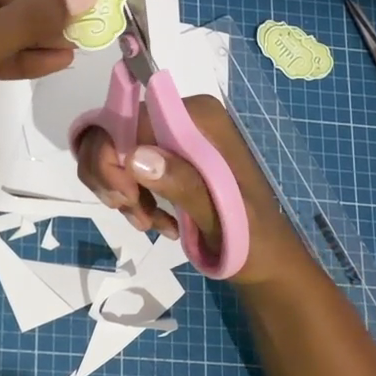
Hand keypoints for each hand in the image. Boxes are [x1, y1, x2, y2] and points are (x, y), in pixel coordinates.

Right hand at [75, 94, 314, 286]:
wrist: (266, 257)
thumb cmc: (253, 239)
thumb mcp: (220, 216)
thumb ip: (182, 184)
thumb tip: (134, 157)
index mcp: (199, 119)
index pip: (128, 118)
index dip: (111, 157)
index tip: (126, 199)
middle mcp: (180, 118)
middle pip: (110, 132)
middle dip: (110, 176)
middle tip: (134, 211)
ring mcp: (169, 137)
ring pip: (109, 153)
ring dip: (119, 192)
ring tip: (149, 222)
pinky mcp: (162, 156)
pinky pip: (119, 168)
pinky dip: (127, 197)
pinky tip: (154, 220)